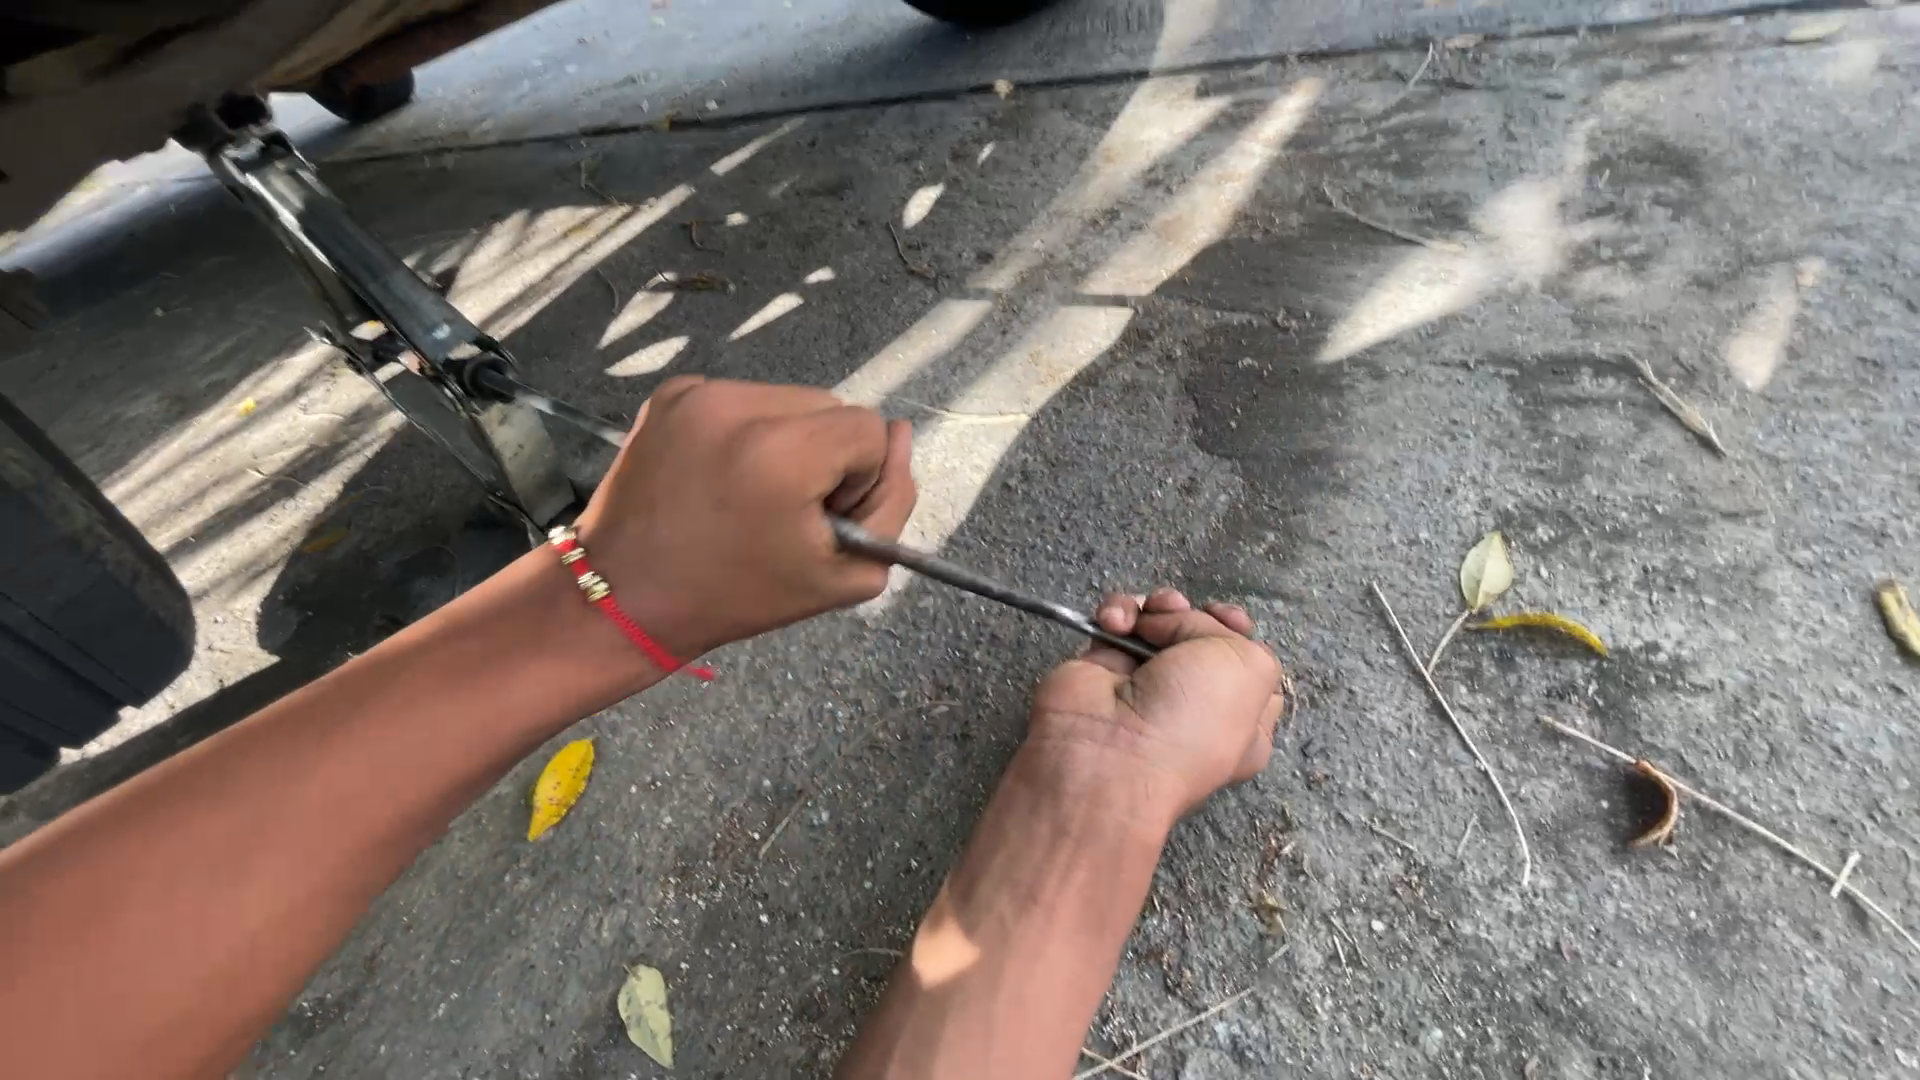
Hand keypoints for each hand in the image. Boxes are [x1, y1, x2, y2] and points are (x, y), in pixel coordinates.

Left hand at [573, 377, 914, 658]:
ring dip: (793, 440)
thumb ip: (894, 504)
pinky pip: (747, 399)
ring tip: (754, 491)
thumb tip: (903, 435)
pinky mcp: (673, 392)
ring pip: (792, 399)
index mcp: (783, 452)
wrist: (624, 597)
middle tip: (788, 509)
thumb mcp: (846, 574)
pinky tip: (724, 473)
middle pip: (833, 407)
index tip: (819, 519)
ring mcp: (700, 392)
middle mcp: (740, 405)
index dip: (859, 480)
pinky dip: (750, 432)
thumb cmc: (740, 596)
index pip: (871, 429)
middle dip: (828, 455)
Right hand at [1024, 588, 1283, 830]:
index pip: (1247, 658)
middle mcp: (1195, 696)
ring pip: (1158, 619)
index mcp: (1242, 711)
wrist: (1109, 749)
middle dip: (1193, 613)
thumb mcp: (1249, 668)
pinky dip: (1118, 614)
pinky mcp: (1104, 664)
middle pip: (1200, 630)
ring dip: (1156, 606)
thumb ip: (1231, 631)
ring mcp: (1148, 678)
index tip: (1228, 621)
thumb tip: (1177, 626)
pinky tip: (1115, 624)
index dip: (1238, 630)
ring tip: (1148, 615)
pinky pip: (1117, 620)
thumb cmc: (1191, 718)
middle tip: (1182, 615)